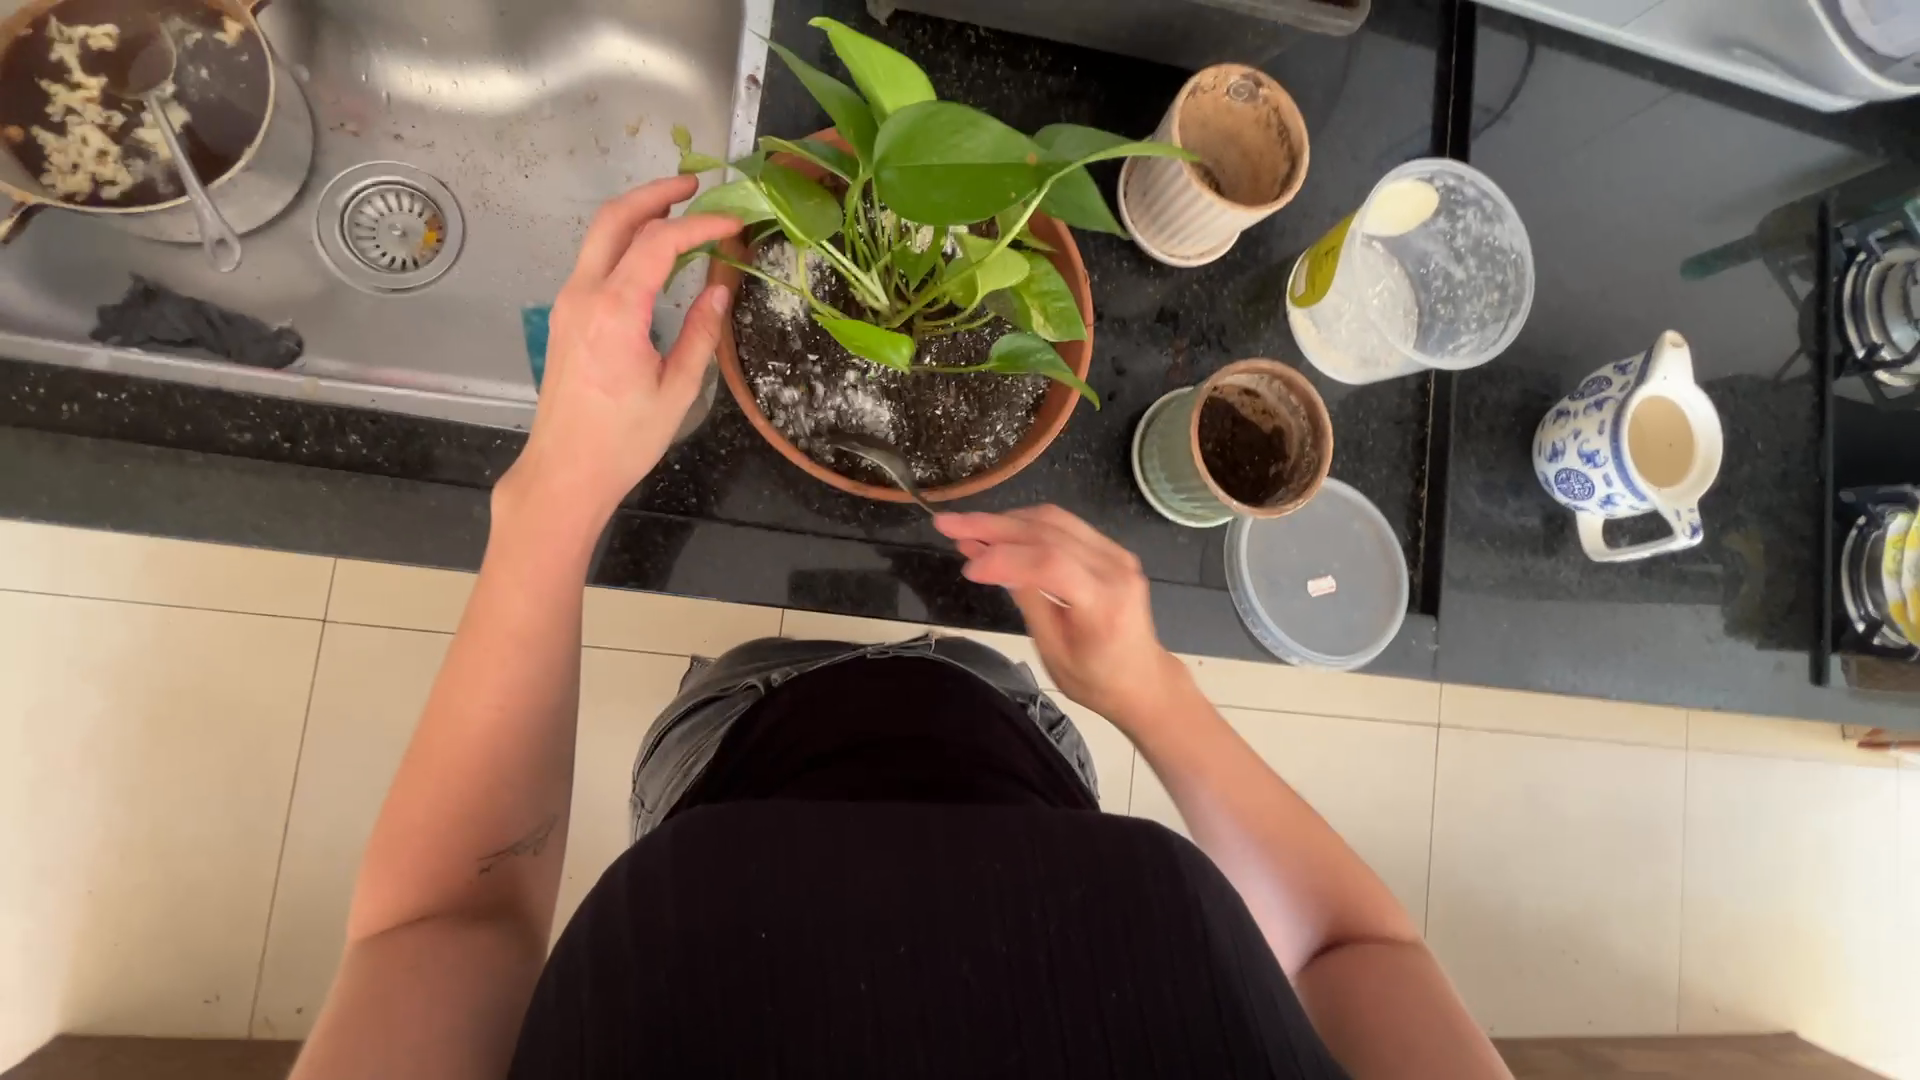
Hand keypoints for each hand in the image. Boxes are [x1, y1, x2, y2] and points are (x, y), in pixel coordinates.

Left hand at [497, 175, 741, 531]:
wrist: (567, 468)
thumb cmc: (626, 438)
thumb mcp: (677, 389)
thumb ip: (700, 333)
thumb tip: (720, 289)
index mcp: (616, 311)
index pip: (660, 243)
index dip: (700, 224)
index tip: (734, 222)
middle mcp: (584, 294)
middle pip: (614, 219)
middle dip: (655, 193)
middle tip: (695, 186)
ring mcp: (569, 301)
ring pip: (599, 235)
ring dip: (638, 215)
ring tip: (680, 212)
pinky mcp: (567, 315)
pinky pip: (596, 261)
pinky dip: (626, 242)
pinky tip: (655, 254)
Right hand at [936, 506, 1188, 723]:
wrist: (1143, 680)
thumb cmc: (1096, 680)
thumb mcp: (1054, 651)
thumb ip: (1027, 601)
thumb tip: (989, 562)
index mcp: (1103, 603)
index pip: (1050, 564)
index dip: (1003, 558)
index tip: (966, 566)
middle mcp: (1115, 568)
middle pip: (1048, 532)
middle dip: (992, 525)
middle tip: (947, 524)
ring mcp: (1116, 554)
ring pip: (1053, 520)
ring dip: (1005, 520)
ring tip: (965, 526)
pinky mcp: (1110, 549)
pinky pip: (1063, 525)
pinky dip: (1025, 524)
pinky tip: (997, 530)